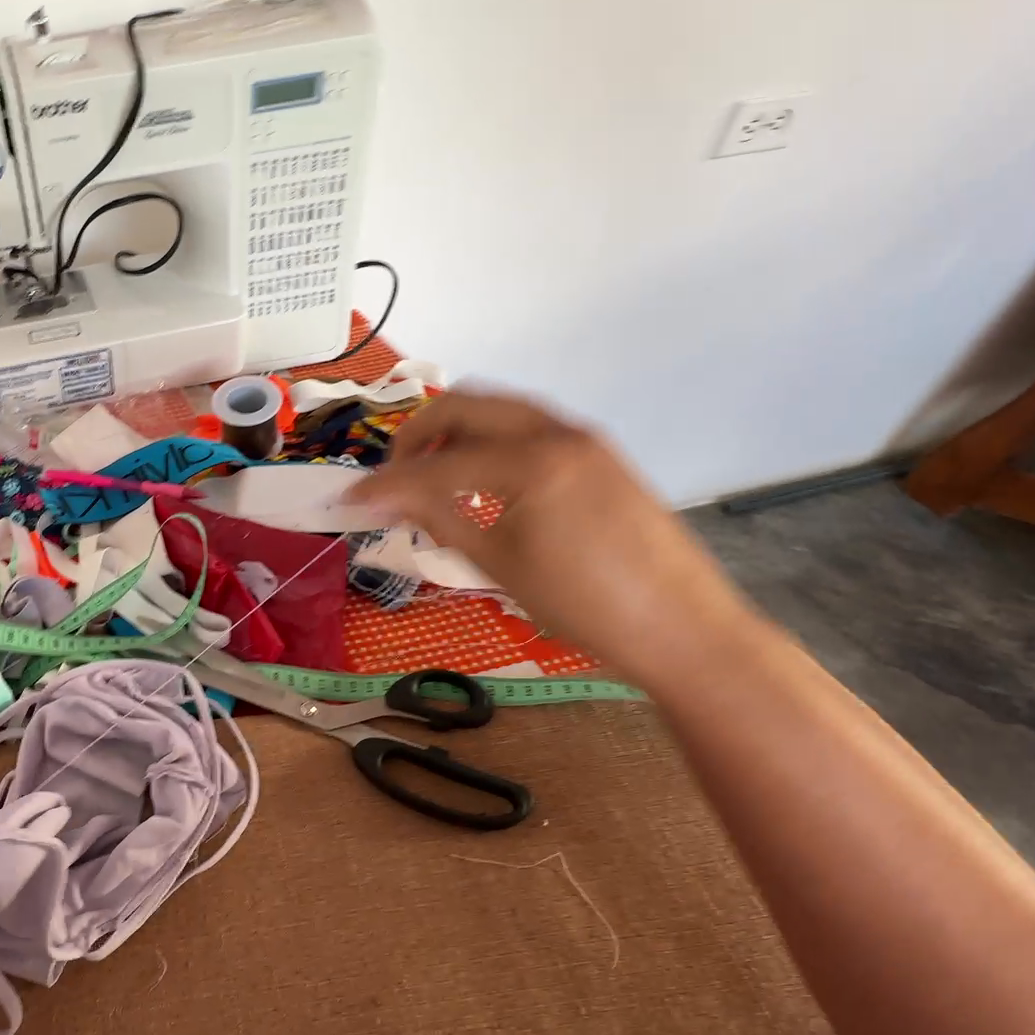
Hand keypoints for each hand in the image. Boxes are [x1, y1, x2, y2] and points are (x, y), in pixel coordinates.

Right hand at [349, 390, 777, 689]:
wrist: (683, 629)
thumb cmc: (585, 606)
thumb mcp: (497, 563)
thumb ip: (435, 517)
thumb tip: (382, 498)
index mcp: (531, 462)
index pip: (436, 465)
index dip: (385, 483)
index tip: (351, 499)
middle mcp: (557, 431)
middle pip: (464, 404)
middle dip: (417, 434)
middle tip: (394, 477)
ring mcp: (584, 436)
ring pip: (498, 407)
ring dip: (455, 430)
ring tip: (432, 476)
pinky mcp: (599, 451)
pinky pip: (527, 425)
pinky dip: (491, 439)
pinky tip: (482, 482)